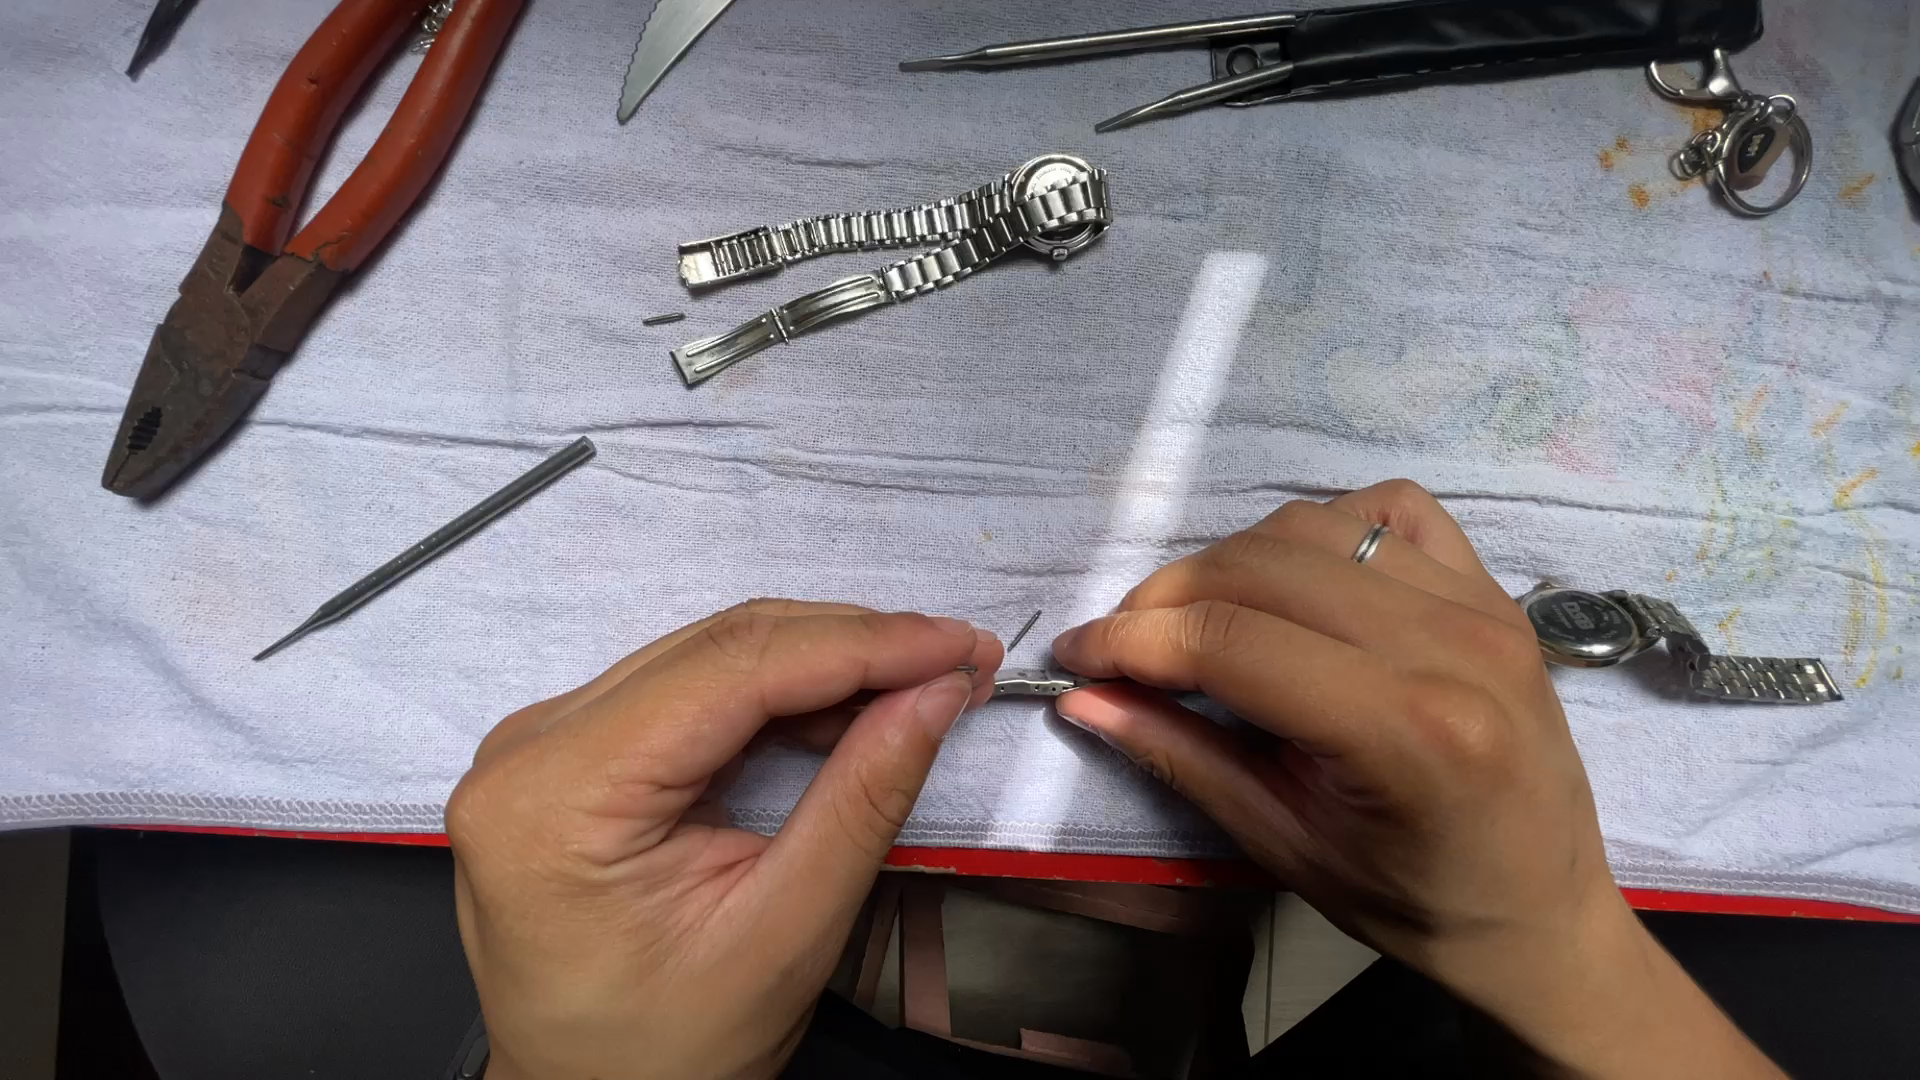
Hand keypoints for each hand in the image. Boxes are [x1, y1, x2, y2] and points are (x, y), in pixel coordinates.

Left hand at [447, 600, 1000, 1079]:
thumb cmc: (672, 1049)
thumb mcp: (787, 935)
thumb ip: (866, 798)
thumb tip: (939, 691)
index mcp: (562, 792)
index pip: (737, 670)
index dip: (863, 644)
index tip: (958, 643)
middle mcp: (542, 739)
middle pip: (729, 646)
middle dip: (858, 642)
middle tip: (955, 655)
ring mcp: (559, 732)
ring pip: (724, 651)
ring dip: (832, 657)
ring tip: (917, 681)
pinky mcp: (589, 739)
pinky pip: (710, 681)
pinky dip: (795, 685)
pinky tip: (854, 705)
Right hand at [1050, 480, 1781, 1077]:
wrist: (1543, 912)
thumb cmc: (1410, 899)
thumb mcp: (1277, 842)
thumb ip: (1175, 755)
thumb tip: (1083, 698)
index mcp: (1405, 731)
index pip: (1227, 642)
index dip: (1129, 638)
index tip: (1077, 654)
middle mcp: (1449, 644)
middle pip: (1255, 569)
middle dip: (1162, 599)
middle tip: (1125, 645)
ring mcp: (1479, 602)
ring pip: (1304, 525)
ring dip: (1225, 563)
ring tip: (1201, 617)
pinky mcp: (1489, 585)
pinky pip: (1382, 507)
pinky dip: (1316, 527)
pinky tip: (1298, 578)